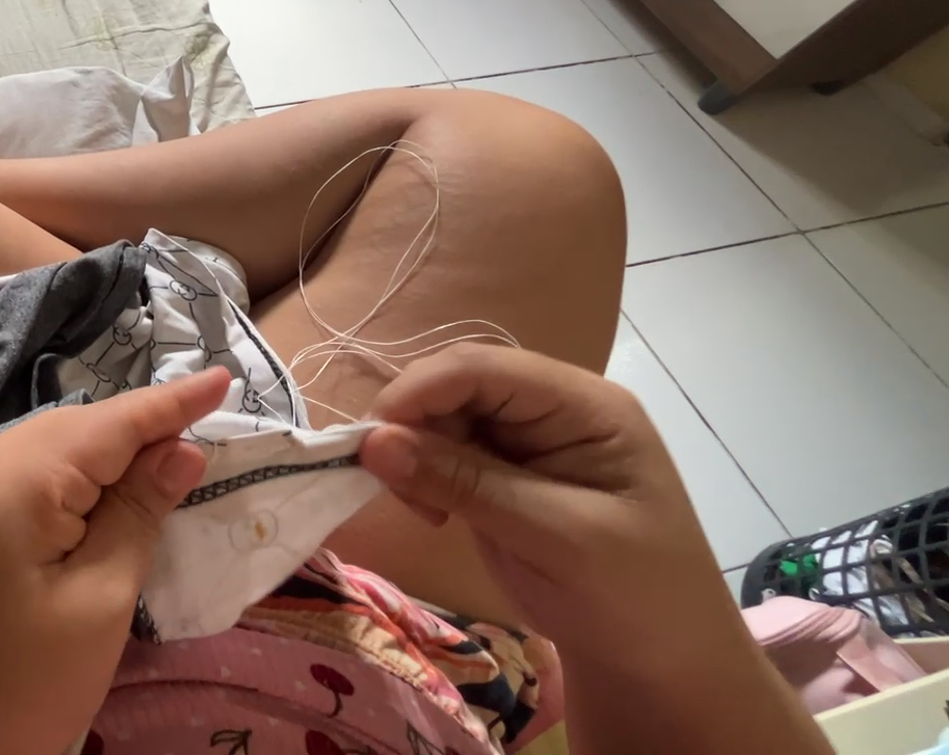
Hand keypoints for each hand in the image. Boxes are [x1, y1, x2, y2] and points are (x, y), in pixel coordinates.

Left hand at [0, 368, 228, 754]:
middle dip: (150, 424)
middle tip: (215, 421)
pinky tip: (126, 476)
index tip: (225, 377)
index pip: (112, 424)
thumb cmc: (30, 676)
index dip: (172, 402)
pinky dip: (94, 466)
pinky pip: (51, 463)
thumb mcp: (102, 596)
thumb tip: (183, 448)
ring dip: (124, 445)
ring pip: (70, 440)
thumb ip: (140, 511)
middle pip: (88, 425)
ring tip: (183, 446)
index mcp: (20, 477)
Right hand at [356, 343, 732, 662]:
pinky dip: (415, 472)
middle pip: (450, 382)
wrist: (660, 664)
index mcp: (582, 405)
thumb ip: (462, 482)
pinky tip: (431, 512)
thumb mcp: (554, 537)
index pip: (479, 367)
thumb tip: (371, 442)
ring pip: (433, 412)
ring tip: (423, 511)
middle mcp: (547, 405)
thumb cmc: (633, 599)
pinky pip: (434, 445)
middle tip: (394, 484)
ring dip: (409, 452)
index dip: (418, 391)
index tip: (372, 441)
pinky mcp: (494, 464)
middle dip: (411, 424)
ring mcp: (520, 434)